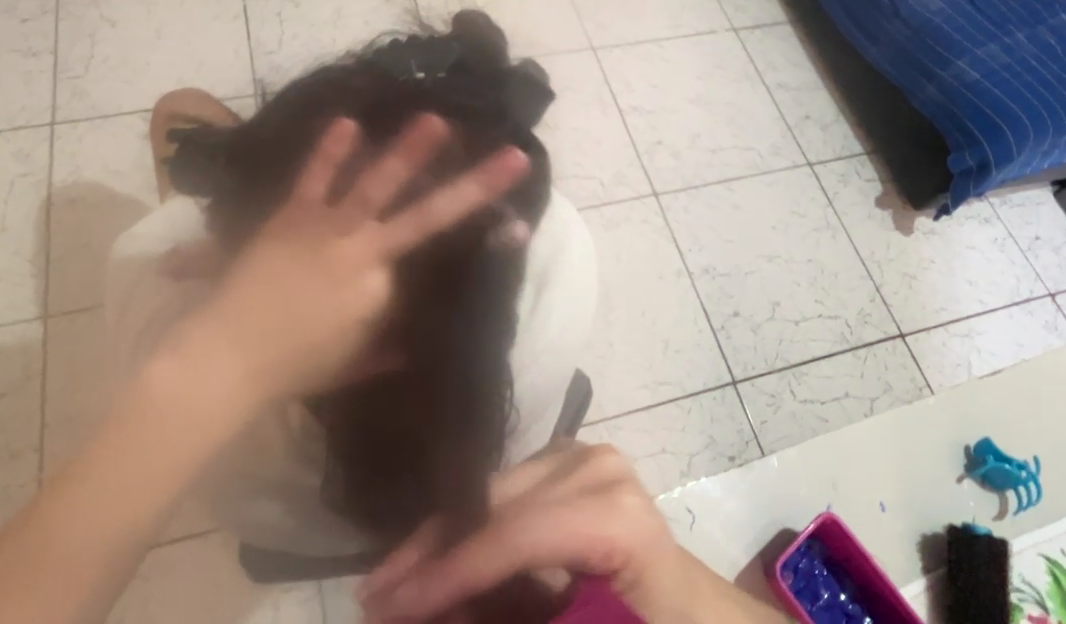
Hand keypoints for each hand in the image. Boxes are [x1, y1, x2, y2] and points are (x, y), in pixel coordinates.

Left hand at [176, 114, 530, 403]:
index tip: (472, 239)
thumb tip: (414, 345)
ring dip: (409, 152)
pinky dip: (330, 152)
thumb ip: (386, 350)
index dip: (441, 251)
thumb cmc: (292, 368)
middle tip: (512, 157)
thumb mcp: (350, 365)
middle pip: (428, 217)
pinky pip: (315, 179)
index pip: (418, 259)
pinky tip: (348, 122)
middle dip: (474, 186)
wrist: (228, 357)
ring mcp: (329, 230)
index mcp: (382, 290)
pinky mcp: (293, 216)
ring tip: (438, 121)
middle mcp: (365, 253)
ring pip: (375, 186)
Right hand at [358, 443, 696, 623]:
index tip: (387, 609)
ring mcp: (580, 456)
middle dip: (428, 557)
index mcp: (616, 514)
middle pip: (491, 508)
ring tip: (389, 585)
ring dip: (437, 542)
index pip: (512, 538)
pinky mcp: (566, 461)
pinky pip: (501, 493)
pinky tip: (430, 558)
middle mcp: (595, 467)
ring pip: (487, 495)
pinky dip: (465, 528)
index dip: (445, 575)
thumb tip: (441, 614)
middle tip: (370, 598)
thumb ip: (507, 614)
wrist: (694, 613)